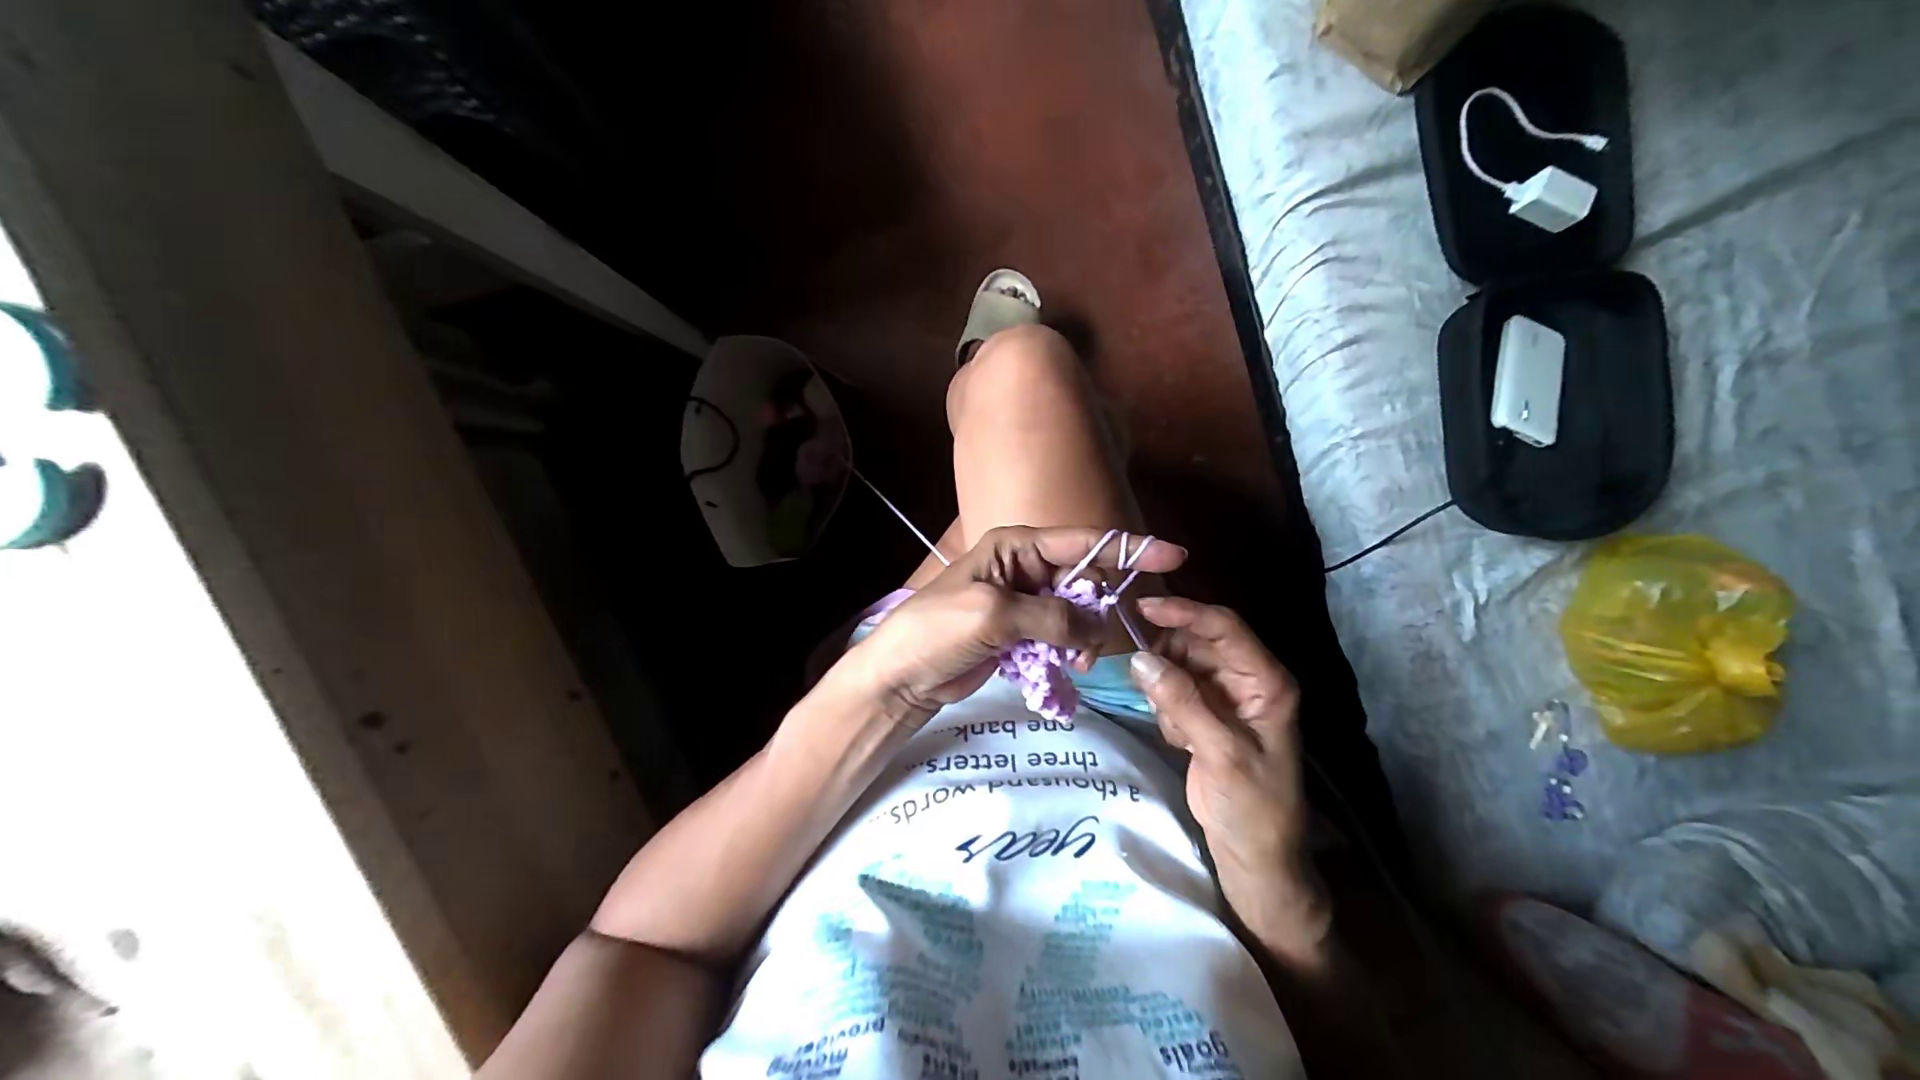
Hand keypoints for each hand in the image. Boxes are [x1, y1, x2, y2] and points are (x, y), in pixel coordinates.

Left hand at [835, 526, 1186, 721]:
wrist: (902, 675)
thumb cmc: (939, 630)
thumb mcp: (995, 614)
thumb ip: (1053, 616)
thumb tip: (1100, 626)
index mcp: (1015, 546)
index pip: (1082, 541)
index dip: (1129, 548)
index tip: (1175, 555)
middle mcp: (1024, 568)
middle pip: (1084, 581)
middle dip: (1097, 609)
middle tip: (1096, 642)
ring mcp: (1023, 602)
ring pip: (1075, 615)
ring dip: (1080, 638)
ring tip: (1071, 662)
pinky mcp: (1020, 633)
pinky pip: (1060, 638)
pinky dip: (1065, 654)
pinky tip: (1056, 670)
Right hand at [1128, 597, 1329, 967]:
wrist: (1254, 857)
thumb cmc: (1254, 807)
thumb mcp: (1220, 753)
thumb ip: (1182, 702)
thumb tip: (1141, 659)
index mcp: (1267, 682)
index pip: (1225, 629)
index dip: (1185, 612)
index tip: (1142, 607)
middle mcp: (1245, 681)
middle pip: (1197, 641)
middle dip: (1167, 652)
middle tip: (1135, 666)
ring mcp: (1222, 697)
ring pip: (1180, 663)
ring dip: (1164, 685)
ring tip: (1171, 724)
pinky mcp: (1203, 714)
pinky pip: (1172, 689)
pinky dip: (1164, 706)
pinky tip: (1177, 739)